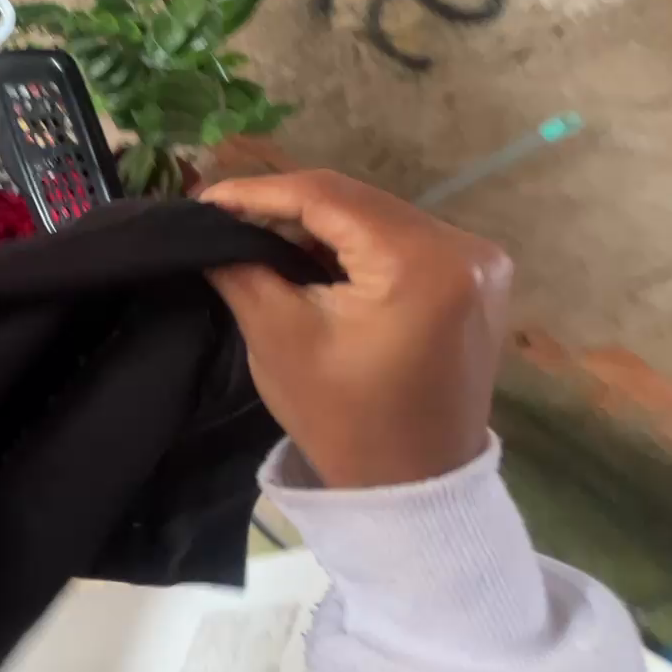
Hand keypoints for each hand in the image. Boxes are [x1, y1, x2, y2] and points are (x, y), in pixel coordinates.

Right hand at [200, 170, 513, 488]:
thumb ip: (239, 266)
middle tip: (215, 216)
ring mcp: (472, 260)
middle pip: (349, 198)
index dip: (253, 192)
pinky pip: (385, 234)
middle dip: (275, 202)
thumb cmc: (341, 412)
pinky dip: (333, 237)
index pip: (324, 197)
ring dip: (302, 219)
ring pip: (365, 212)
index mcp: (423, 263)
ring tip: (244, 231)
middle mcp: (462, 248)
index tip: (199, 202)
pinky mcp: (465, 276)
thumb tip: (206, 227)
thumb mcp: (276, 333)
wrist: (410, 479)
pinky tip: (293, 250)